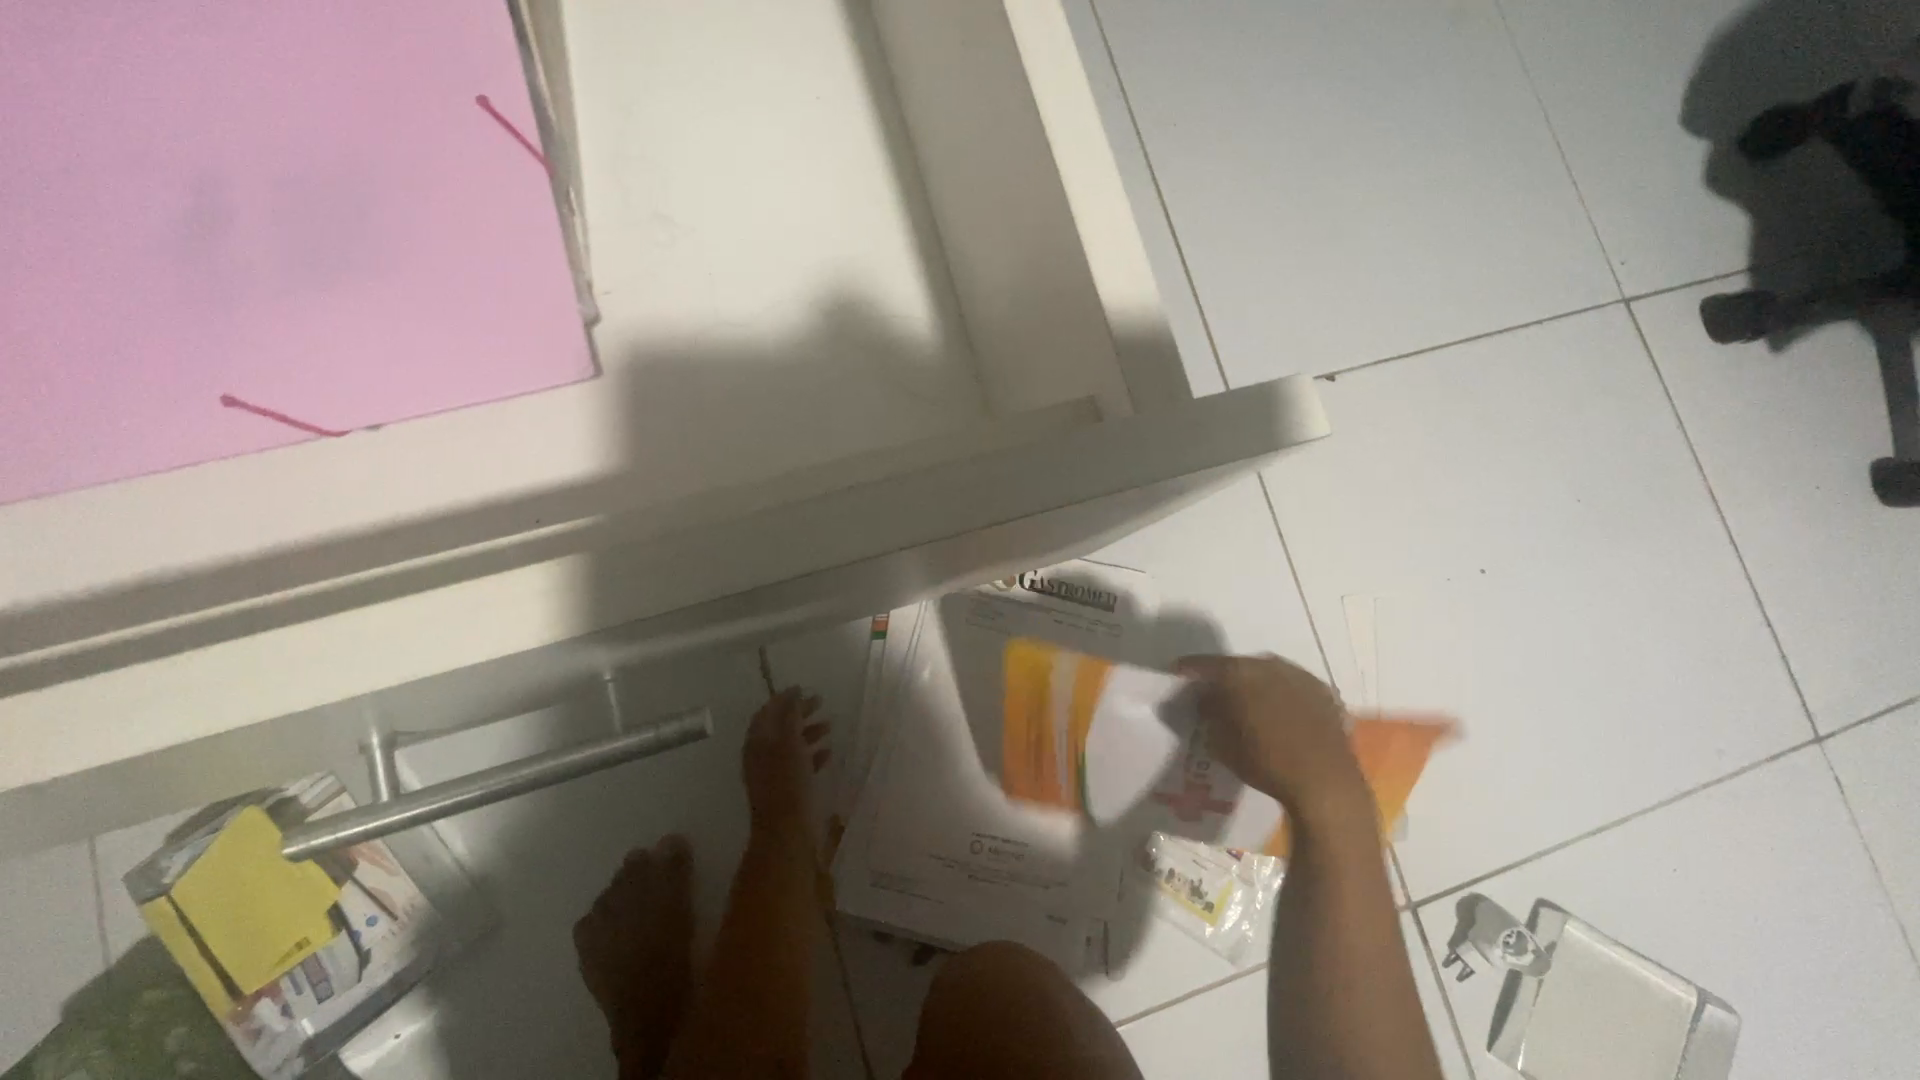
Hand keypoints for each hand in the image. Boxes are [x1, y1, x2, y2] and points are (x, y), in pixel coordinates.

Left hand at [742, 686, 829, 831]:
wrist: (786, 831)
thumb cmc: (787, 783)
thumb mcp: (789, 743)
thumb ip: (791, 716)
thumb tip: (793, 693)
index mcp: (757, 743)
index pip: (767, 713)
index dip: (783, 699)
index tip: (801, 688)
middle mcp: (761, 756)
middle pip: (779, 727)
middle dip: (798, 713)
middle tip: (820, 702)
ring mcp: (773, 774)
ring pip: (790, 745)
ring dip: (808, 732)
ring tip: (829, 726)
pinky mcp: (786, 789)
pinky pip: (799, 765)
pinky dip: (812, 755)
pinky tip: (828, 753)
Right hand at [1176, 654, 1366, 823]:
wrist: (1325, 783)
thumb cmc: (1265, 762)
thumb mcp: (1221, 742)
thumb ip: (1208, 713)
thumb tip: (1202, 699)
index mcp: (1242, 673)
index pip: (1208, 664)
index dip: (1190, 668)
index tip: (1178, 673)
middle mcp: (1272, 666)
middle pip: (1240, 665)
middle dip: (1225, 676)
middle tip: (1213, 691)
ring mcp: (1303, 677)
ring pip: (1269, 674)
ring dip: (1255, 684)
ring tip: (1246, 701)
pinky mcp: (1325, 694)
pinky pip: (1293, 687)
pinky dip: (1281, 695)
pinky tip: (1278, 712)